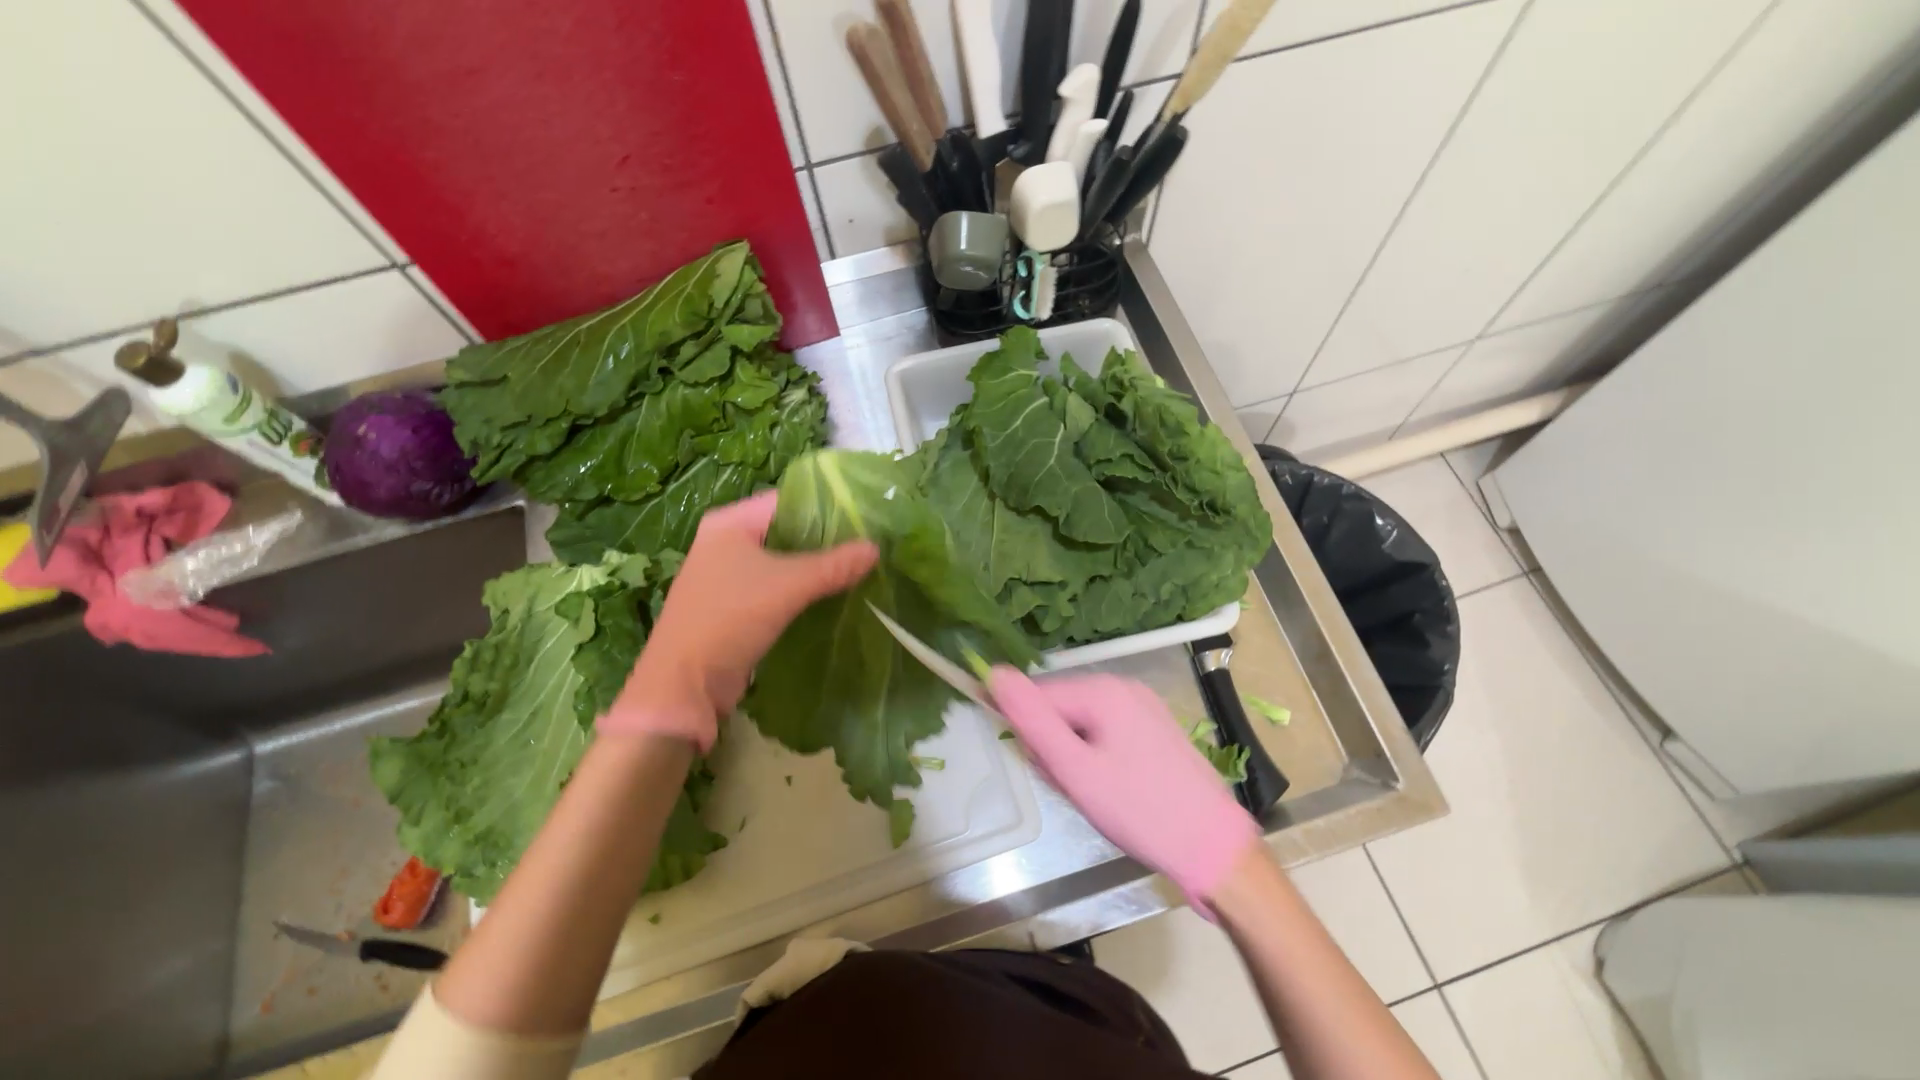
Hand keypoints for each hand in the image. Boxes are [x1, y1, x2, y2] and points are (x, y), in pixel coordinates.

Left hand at [601, 492, 877, 750]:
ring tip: (862, 566)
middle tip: (871, 541)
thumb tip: (876, 548)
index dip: (826, 503)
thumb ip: (833, 565)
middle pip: (787, 530)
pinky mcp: (735, 606)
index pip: (787, 499)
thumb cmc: (729, 620)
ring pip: (784, 561)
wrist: (684, 685)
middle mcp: (725, 542)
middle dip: (826, 538)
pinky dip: (803, 590)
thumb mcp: (787, 587)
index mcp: (729, 522)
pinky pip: (777, 587)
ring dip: (817, 567)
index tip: (866, 512)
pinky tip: (835, 594)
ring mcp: (728, 576)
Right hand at [990, 668, 1259, 913]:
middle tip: (1074, 789)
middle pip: (1061, 710)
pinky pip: (1106, 736)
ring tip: (1094, 795)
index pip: (1037, 697)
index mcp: (1104, 690)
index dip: (1027, 734)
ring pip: (1082, 726)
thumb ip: (1032, 721)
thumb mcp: (1075, 769)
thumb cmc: (1139, 810)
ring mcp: (1145, 708)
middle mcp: (1125, 688)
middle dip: (1055, 750)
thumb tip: (994, 673)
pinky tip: (1112, 792)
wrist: (1212, 847)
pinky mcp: (1156, 732)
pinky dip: (1097, 761)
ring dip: (1074, 759)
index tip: (1042, 772)